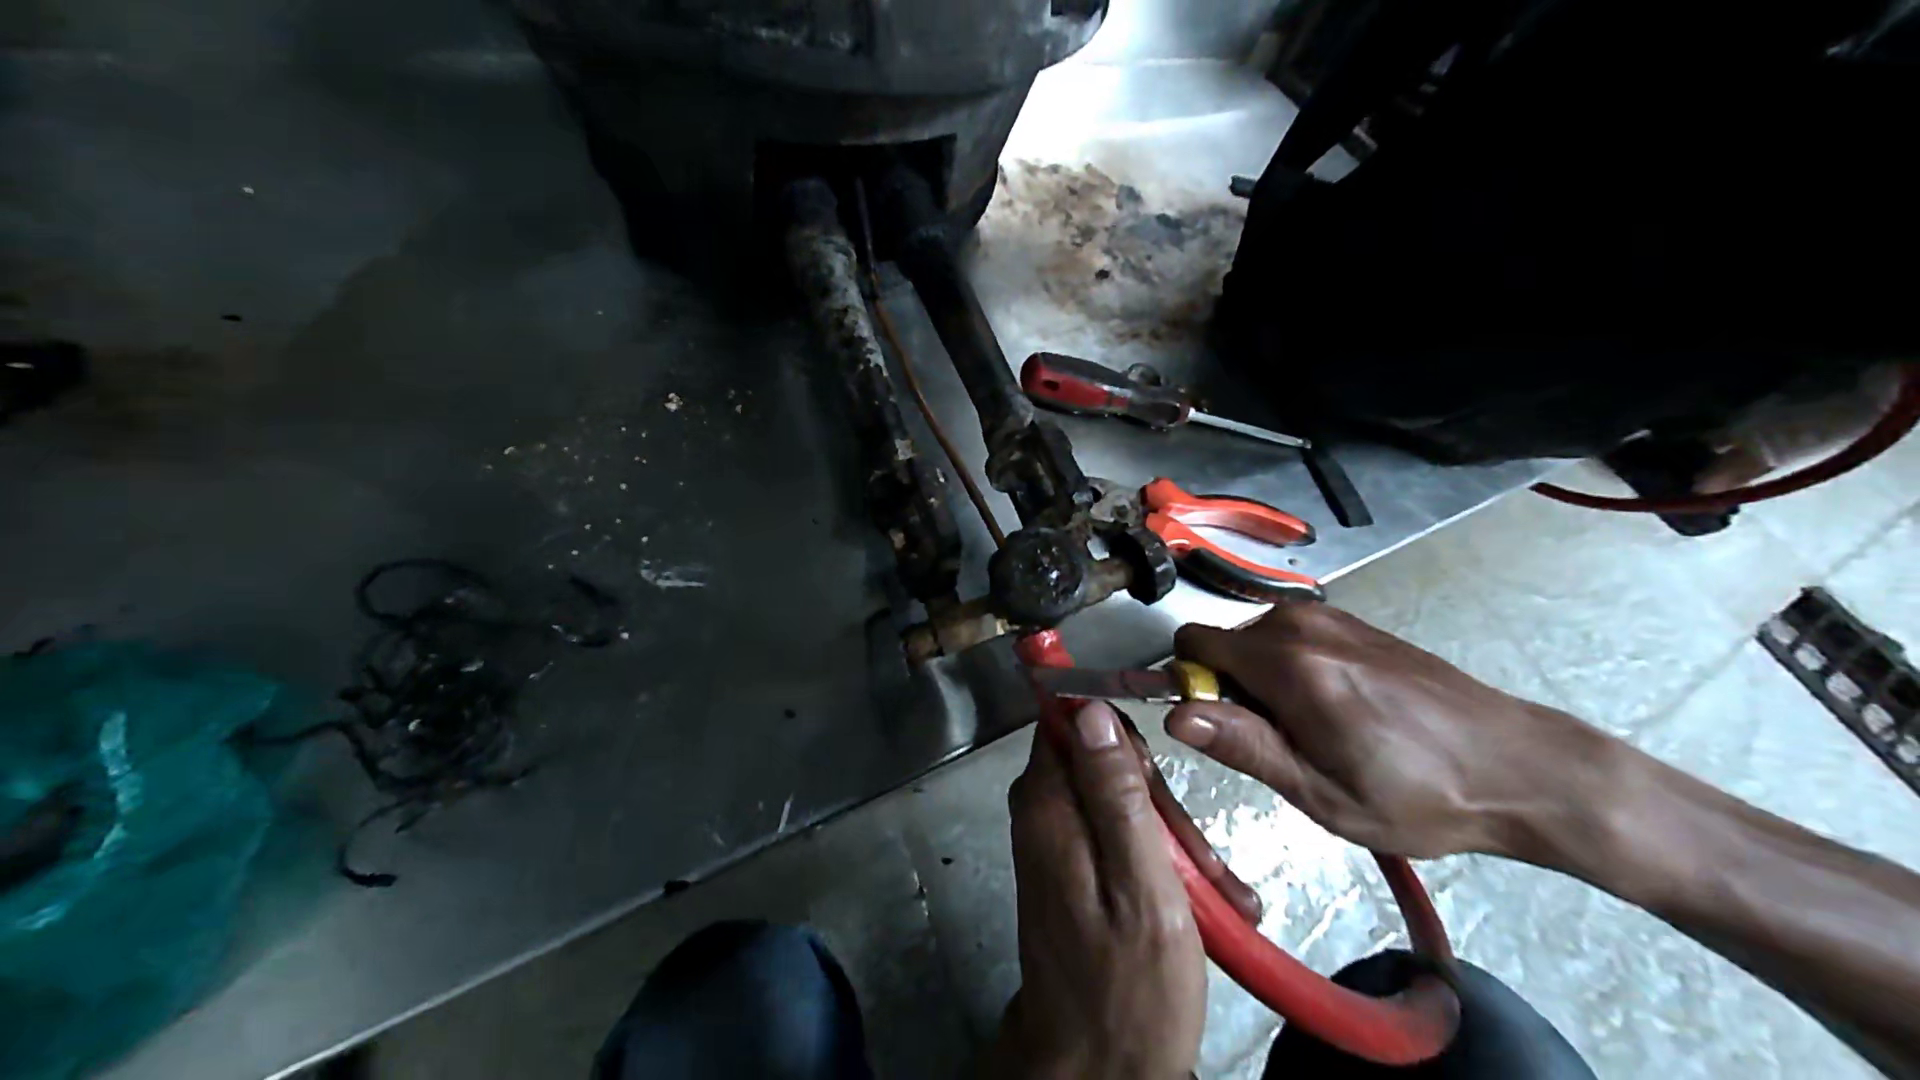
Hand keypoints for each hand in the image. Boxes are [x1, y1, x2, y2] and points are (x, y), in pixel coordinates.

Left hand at [990, 701, 1205, 1079]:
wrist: (1094, 1066)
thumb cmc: (1127, 983)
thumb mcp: (1140, 883)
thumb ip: (1116, 793)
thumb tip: (1090, 709)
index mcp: (1047, 804)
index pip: (1070, 722)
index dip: (1121, 738)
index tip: (1158, 781)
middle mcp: (1041, 811)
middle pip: (1101, 763)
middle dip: (1157, 800)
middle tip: (1205, 860)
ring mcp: (1056, 840)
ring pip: (1119, 802)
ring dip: (1172, 838)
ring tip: (1222, 892)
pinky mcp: (1073, 867)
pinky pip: (1118, 836)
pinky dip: (1160, 860)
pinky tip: (1208, 899)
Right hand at [1166, 604, 1615, 861]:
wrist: (1520, 766)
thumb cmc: (1417, 796)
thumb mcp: (1321, 792)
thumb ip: (1243, 745)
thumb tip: (1174, 715)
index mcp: (1288, 663)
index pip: (1191, 644)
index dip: (1189, 684)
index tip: (1222, 727)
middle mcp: (1301, 625)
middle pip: (1221, 644)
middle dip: (1228, 688)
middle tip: (1279, 742)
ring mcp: (1330, 618)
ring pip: (1252, 641)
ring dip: (1259, 681)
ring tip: (1311, 729)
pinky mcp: (1351, 622)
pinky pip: (1286, 637)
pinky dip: (1287, 669)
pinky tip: (1336, 708)